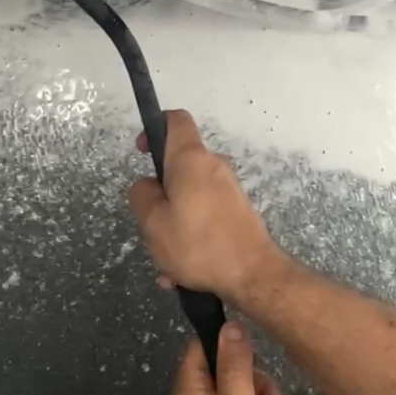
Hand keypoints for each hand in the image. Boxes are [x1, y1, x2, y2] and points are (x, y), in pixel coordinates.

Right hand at [128, 111, 285, 299]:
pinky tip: (184, 270)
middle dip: (160, 195)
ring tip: (167, 263)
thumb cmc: (198, 244)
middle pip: (179, 167)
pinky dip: (191, 234)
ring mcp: (228, 188)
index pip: (176, 121)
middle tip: (150, 226)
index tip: (143, 150)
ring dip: (174, 223)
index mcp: (191, 160)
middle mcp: (213, 166)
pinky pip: (205, 214)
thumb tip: (147, 185)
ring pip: (189, 197)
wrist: (253, 273)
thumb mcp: (153, 223)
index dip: (156, 127)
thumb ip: (142, 196)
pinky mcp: (237, 210)